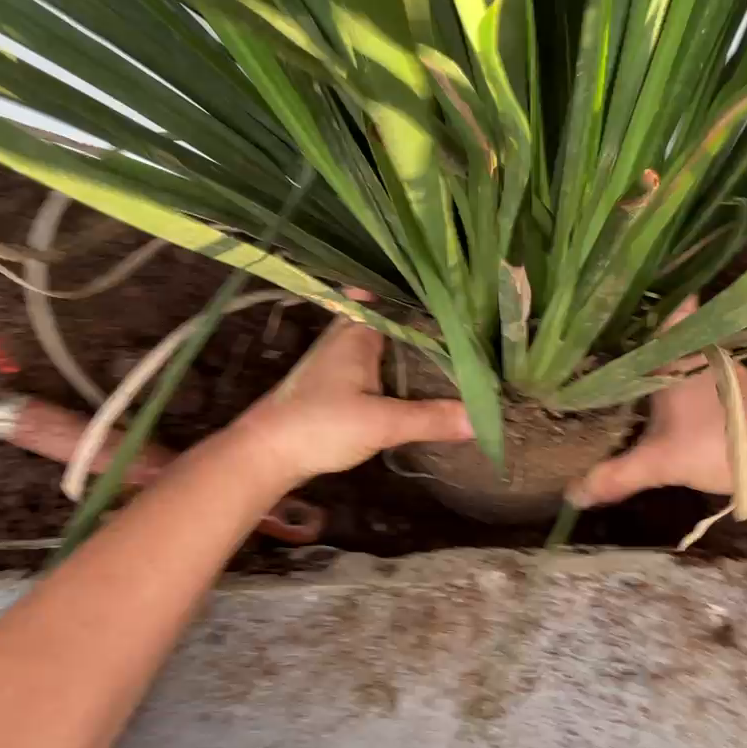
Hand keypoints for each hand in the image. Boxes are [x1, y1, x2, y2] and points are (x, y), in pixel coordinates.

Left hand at [222, 297, 473, 486]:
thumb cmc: (319, 424)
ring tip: (452, 345)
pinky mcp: (333, 383)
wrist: (265, 454)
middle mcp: (347, 337)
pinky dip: (395, 363)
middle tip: (466, 323)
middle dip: (421, 318)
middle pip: (389, 316)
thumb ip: (430, 418)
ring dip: (408, 342)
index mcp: (358, 332)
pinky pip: (373, 361)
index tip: (458, 294)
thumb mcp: (381, 423)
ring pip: (381, 340)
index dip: (422, 293)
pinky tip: (415, 376)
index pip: (393, 298)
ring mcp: (338, 359)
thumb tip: (481, 418)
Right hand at [566, 300, 746, 507]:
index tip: (613, 290)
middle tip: (598, 325)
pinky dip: (672, 366)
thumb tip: (573, 494)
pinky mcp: (729, 381)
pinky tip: (653, 384)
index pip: (665, 300)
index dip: (642, 291)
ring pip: (680, 340)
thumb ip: (616, 475)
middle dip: (638, 320)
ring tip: (616, 352)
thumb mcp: (659, 462)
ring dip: (656, 345)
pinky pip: (691, 360)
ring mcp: (716, 361)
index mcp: (675, 350)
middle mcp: (696, 345)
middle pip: (666, 318)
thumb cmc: (719, 445)